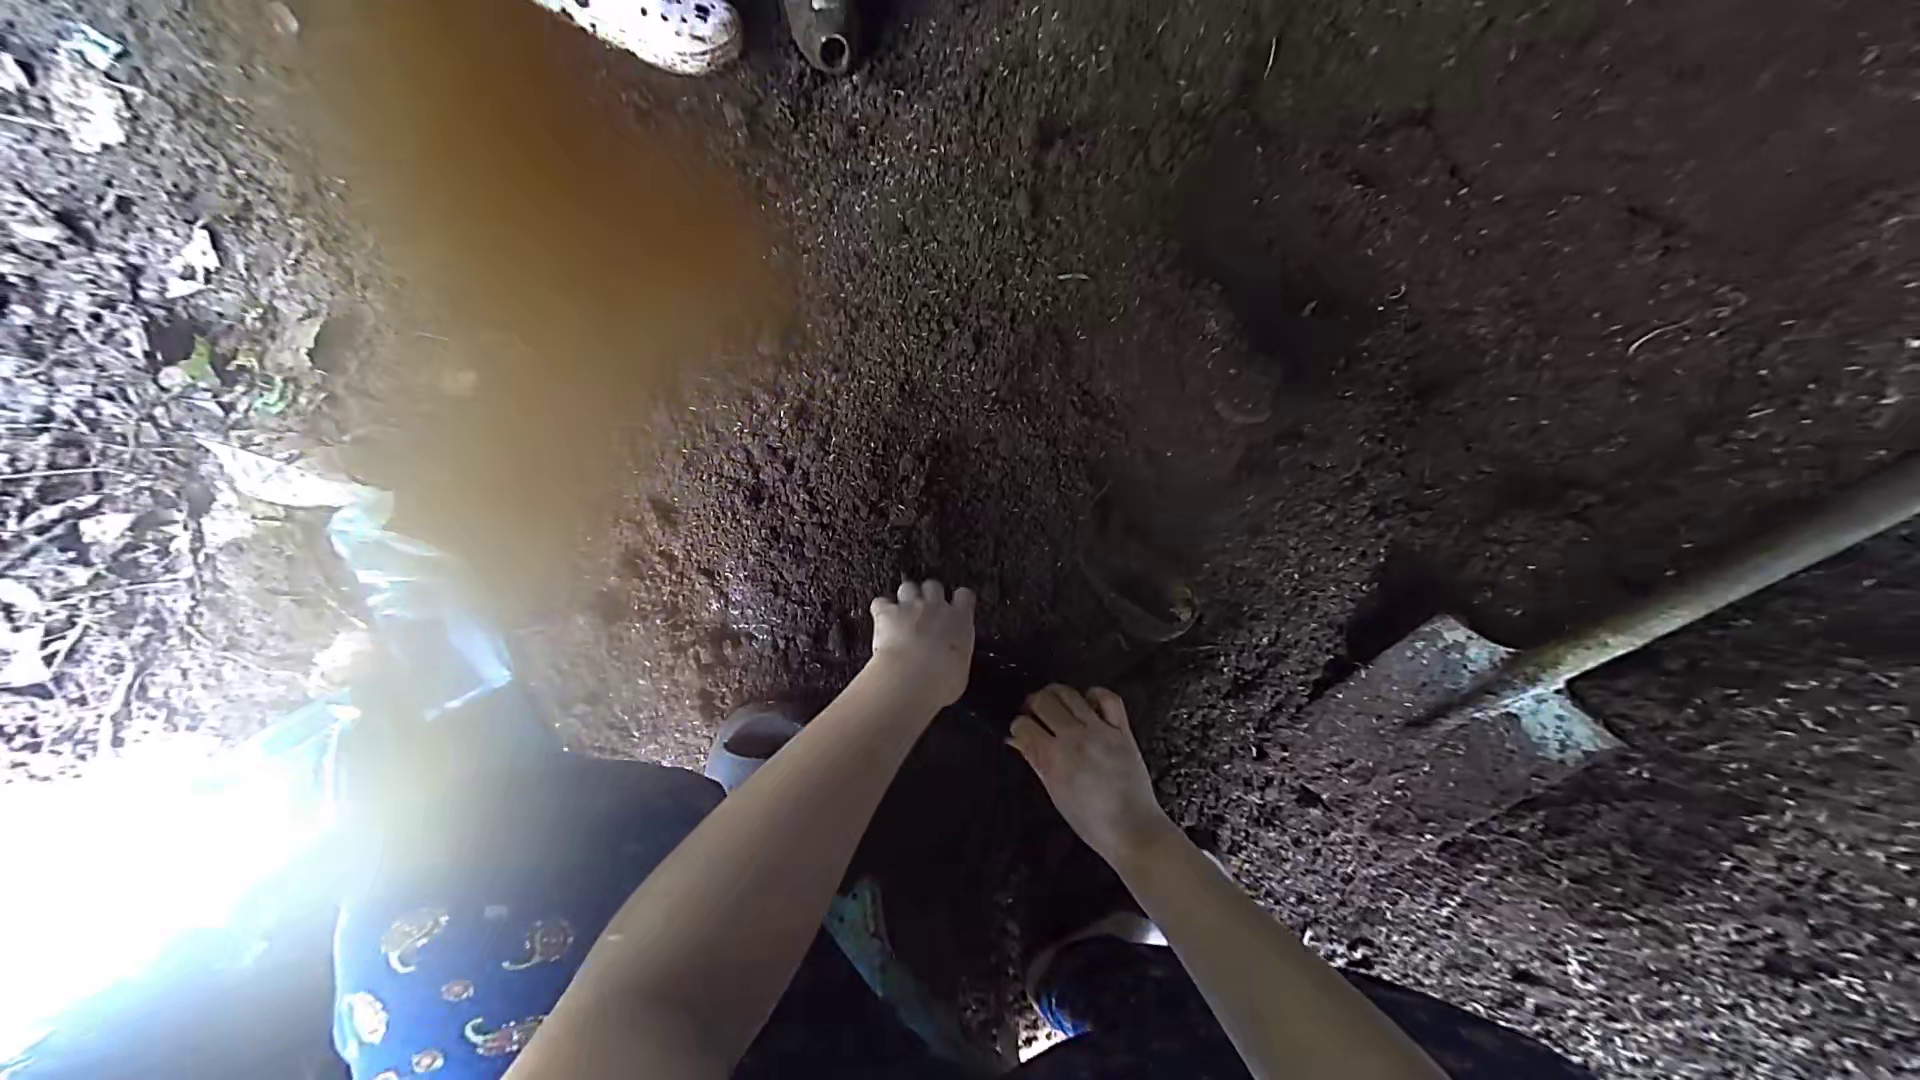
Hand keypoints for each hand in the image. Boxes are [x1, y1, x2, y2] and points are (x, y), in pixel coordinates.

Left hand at [869, 580, 976, 705]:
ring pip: (908, 587)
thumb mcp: (959, 672)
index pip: (965, 597)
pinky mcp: (887, 613)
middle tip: (925, 611)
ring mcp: (911, 607)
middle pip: (934, 586)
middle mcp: (936, 607)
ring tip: (902, 612)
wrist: (913, 676)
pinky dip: (880, 609)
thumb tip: (953, 665)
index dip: (959, 599)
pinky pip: (881, 602)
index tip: (957, 605)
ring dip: (905, 597)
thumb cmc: (940, 679)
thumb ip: (956, 659)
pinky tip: (880, 619)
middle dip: (928, 594)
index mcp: (960, 620)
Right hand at [1009, 685, 1174, 865]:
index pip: (1023, 726)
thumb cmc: (1092, 820)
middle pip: (1043, 701)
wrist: (1132, 828)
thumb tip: (1018, 741)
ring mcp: (1099, 731)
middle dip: (1032, 703)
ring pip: (1069, 694)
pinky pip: (1107, 698)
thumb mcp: (1054, 792)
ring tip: (1055, 703)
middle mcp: (1075, 738)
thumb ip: (1035, 761)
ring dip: (1056, 694)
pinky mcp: (1121, 730)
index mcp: (1053, 758)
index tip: (1020, 729)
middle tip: (1033, 711)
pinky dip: (1095, 695)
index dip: (1017, 726)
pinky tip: (1087, 702)